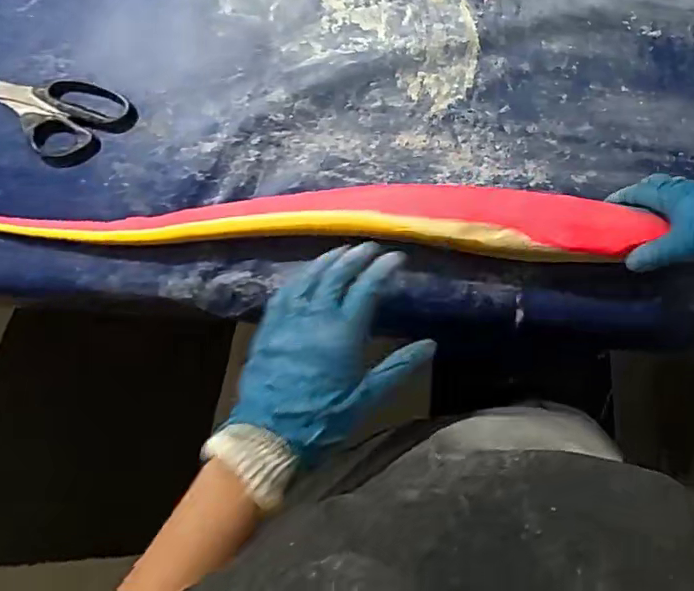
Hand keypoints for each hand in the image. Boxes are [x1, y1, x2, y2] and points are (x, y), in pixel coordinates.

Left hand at [224, 243, 435, 464]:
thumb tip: (431, 344)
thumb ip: (398, 367)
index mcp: (342, 334)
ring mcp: (287, 325)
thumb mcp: (366, 398)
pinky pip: (282, 297)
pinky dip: (297, 280)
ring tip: (340, 251)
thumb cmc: (321, 421)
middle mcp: (315, 321)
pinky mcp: (266, 335)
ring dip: (325, 262)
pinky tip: (304, 276)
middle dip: (355, 257)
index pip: (366, 288)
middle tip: (370, 248)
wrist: (263, 445)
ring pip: (307, 281)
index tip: (397, 257)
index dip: (382, 268)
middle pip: (336, 276)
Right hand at [607, 174, 693, 271]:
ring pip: (669, 186)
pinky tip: (672, 214)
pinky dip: (669, 199)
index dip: (623, 197)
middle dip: (638, 192)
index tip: (609, 205)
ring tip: (647, 211)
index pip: (640, 191)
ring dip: (655, 194)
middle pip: (654, 183)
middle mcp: (682, 187)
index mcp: (671, 194)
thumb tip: (630, 261)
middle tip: (627, 207)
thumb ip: (653, 253)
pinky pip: (681, 192)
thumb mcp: (679, 247)